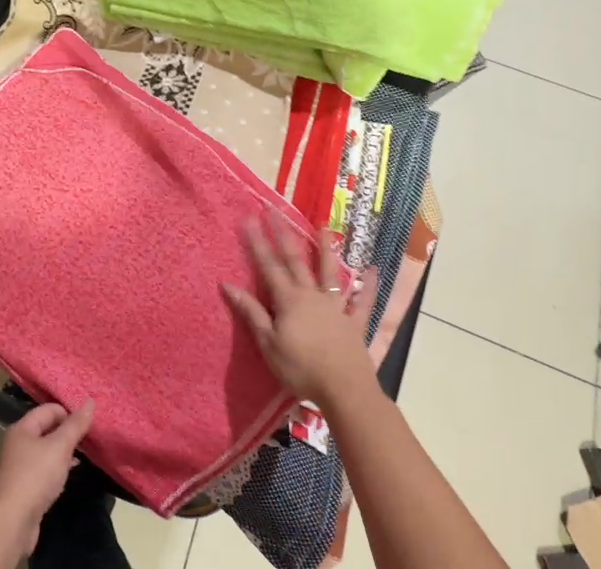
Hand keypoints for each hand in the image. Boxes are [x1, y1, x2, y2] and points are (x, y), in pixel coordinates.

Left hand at [0, 401, 95, 551]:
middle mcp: (18, 444)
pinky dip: (58, 469)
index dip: (68, 413)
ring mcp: (20, 466)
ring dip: (64, 452)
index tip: (89, 423)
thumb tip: (90, 401)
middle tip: (91, 439)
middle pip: (46, 430)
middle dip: (68, 433)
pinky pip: (45, 470)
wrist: (11, 520)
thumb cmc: (35, 477)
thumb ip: (75, 426)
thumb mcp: (58, 447)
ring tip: (84, 455)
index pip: (48, 410)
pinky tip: (69, 475)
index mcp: (22, 428)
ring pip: (46, 451)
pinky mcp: (25, 487)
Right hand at [223, 214, 379, 408]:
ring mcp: (336, 307)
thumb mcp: (268, 343)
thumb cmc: (301, 369)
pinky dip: (368, 285)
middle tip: (274, 210)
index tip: (248, 218)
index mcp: (288, 300)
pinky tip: (373, 269)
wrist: (345, 390)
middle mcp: (312, 296)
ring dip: (325, 249)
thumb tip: (227, 284)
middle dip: (283, 234)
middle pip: (295, 260)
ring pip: (330, 272)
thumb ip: (251, 312)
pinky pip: (363, 300)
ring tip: (324, 227)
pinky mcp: (354, 322)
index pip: (268, 265)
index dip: (257, 242)